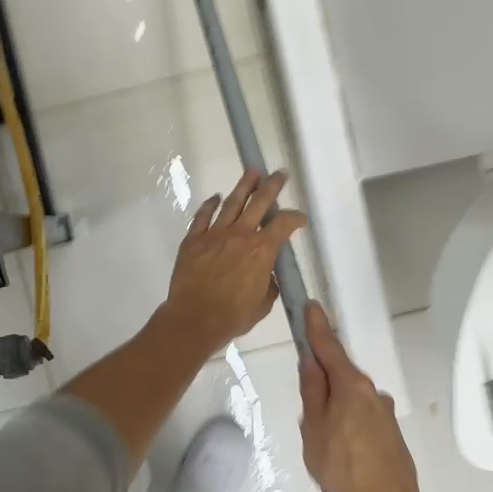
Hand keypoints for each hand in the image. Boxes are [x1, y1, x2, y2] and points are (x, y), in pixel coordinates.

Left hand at [159, 169, 307, 354]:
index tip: (299, 219)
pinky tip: (215, 198)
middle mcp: (240, 235)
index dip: (295, 218)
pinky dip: (209, 205)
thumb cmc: (233, 316)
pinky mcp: (193, 241)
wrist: (194, 319)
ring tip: (252, 172)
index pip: (284, 224)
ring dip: (244, 186)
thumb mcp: (263, 303)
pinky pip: (202, 217)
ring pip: (231, 203)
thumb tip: (266, 275)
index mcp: (261, 250)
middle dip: (271, 186)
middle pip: (259, 202)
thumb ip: (268, 283)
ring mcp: (214, 235)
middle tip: (279, 173)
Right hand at [299, 302, 424, 491]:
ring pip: (352, 401)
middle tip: (308, 414)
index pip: (329, 348)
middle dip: (323, 384)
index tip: (310, 305)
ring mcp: (385, 414)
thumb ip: (312, 393)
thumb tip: (311, 362)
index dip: (317, 327)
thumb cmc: (341, 465)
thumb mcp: (314, 428)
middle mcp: (372, 393)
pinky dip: (349, 427)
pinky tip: (343, 455)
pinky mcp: (392, 435)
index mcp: (351, 386)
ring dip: (336, 411)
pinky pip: (362, 420)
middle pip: (341, 377)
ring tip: (324, 447)